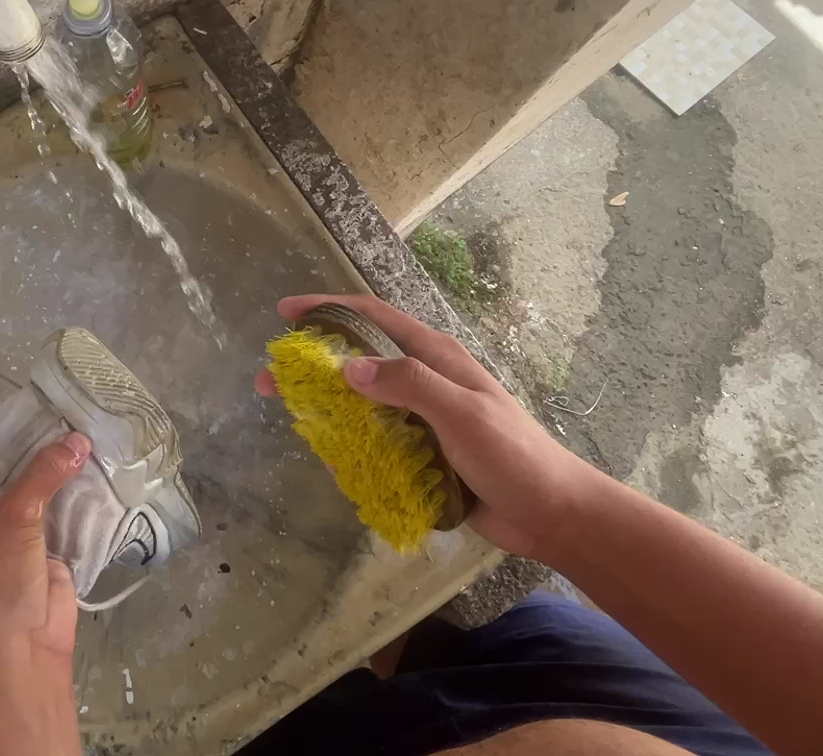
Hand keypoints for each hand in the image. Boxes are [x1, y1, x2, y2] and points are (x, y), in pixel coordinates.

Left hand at [0, 432, 89, 755]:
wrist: (23, 649)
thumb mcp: (14, 516)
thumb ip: (44, 473)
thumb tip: (78, 437)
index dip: (5, 437)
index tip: (35, 408)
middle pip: (13, 477)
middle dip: (40, 453)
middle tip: (69, 415)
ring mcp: (16, 539)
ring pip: (41, 496)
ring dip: (62, 474)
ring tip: (89, 433)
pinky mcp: (47, 553)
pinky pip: (63, 516)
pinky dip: (79, 497)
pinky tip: (99, 468)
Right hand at [256, 294, 610, 562]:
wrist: (551, 513)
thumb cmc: (513, 455)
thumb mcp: (462, 413)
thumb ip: (409, 385)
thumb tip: (348, 368)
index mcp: (433, 356)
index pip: (372, 317)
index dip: (328, 308)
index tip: (287, 312)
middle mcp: (420, 378)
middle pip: (355, 359)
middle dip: (311, 365)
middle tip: (270, 379)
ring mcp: (418, 415)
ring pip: (358, 401)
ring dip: (324, 408)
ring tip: (295, 421)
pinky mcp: (417, 449)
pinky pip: (371, 439)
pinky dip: (347, 444)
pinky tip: (332, 459)